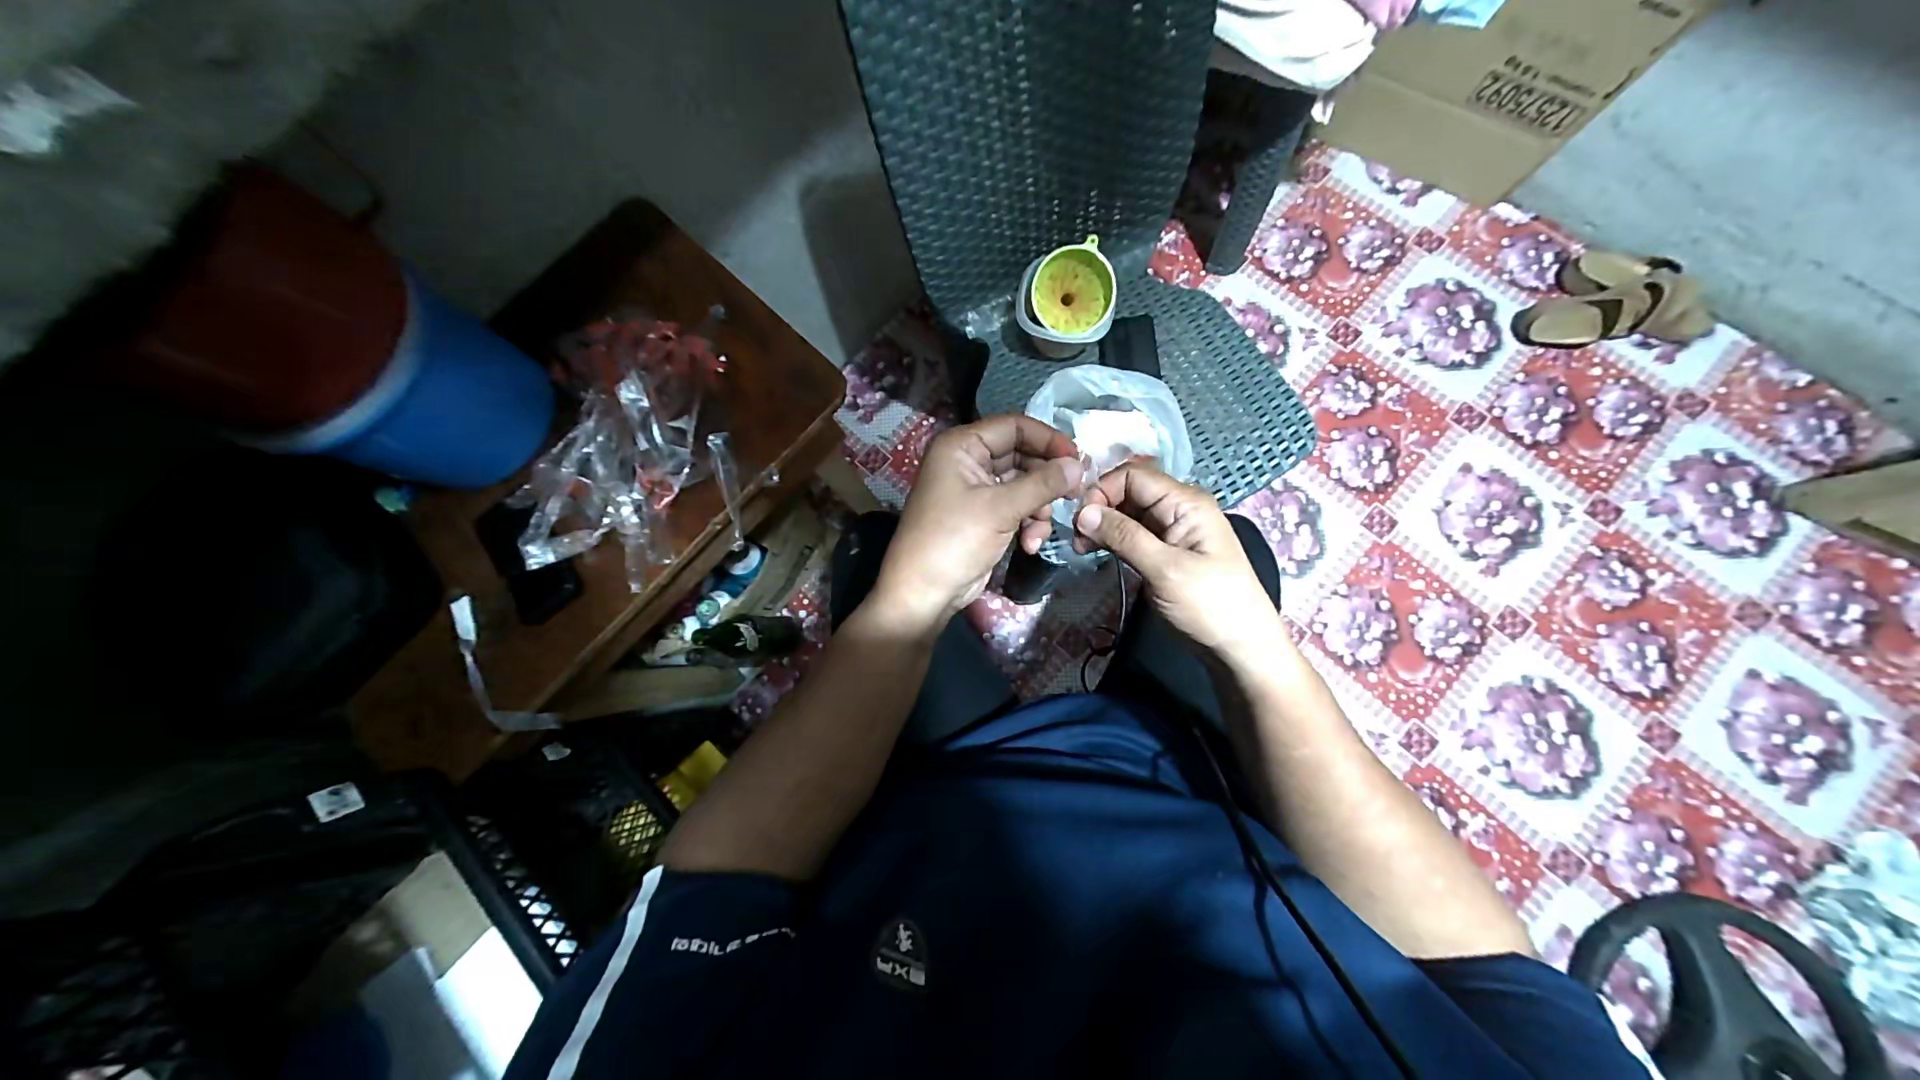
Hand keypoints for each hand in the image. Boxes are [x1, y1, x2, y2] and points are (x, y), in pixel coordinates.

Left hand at [873, 414, 1083, 626]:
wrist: (924, 592)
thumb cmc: (954, 540)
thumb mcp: (1001, 508)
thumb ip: (1043, 483)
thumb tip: (1079, 465)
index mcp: (962, 446)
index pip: (1014, 426)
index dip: (1048, 439)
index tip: (1078, 459)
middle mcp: (968, 461)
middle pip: (1022, 456)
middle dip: (1047, 479)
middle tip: (1075, 494)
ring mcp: (976, 490)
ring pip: (1024, 485)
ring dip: (1039, 508)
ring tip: (1040, 531)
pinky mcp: (983, 516)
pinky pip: (1016, 508)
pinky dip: (1028, 523)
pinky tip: (1030, 545)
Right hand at [1071, 463, 1285, 668]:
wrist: (1240, 648)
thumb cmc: (1210, 605)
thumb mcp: (1165, 570)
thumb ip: (1124, 537)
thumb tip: (1083, 512)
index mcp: (1185, 502)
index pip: (1133, 475)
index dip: (1102, 491)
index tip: (1080, 521)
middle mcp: (1178, 508)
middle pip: (1128, 491)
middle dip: (1098, 508)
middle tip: (1077, 540)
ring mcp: (1172, 530)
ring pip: (1127, 512)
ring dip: (1102, 524)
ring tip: (1082, 549)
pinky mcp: (1165, 551)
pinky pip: (1132, 532)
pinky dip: (1111, 538)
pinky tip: (1096, 552)